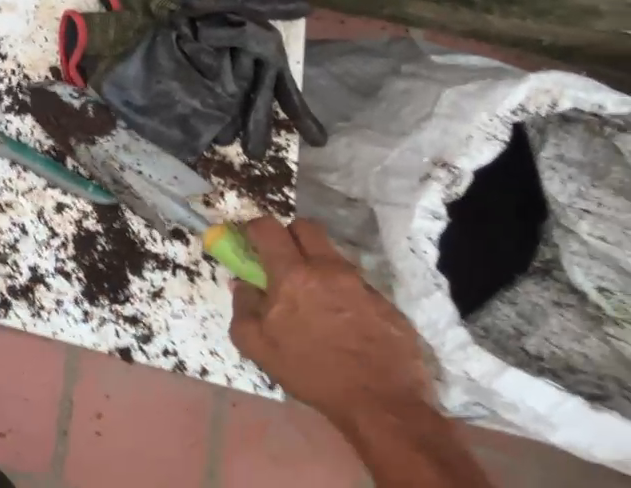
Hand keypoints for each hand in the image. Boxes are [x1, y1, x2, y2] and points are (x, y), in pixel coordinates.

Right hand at [231, 218, 434, 430]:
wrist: (383, 407)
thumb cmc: (310, 372)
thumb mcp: (255, 343)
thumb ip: (242, 305)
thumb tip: (244, 285)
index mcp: (292, 275)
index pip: (268, 228)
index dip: (254, 227)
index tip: (249, 240)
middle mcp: (329, 271)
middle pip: (307, 228)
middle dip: (290, 235)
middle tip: (283, 259)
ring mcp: (365, 288)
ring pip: (336, 258)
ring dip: (320, 267)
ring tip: (316, 299)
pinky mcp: (391, 309)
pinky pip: (361, 289)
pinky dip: (346, 296)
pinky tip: (345, 324)